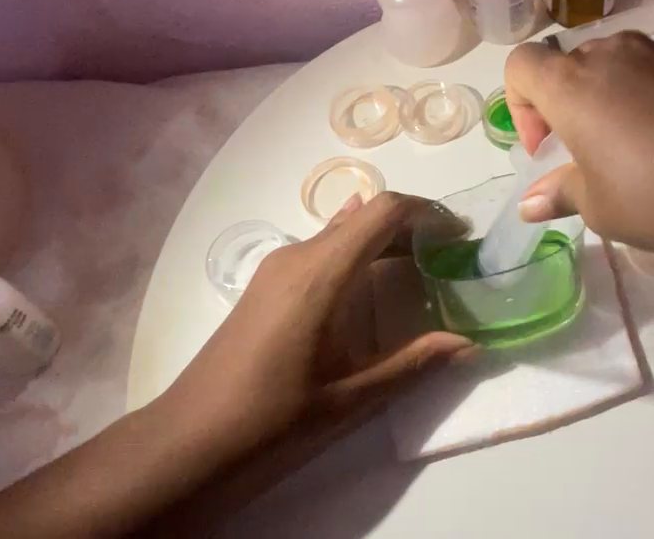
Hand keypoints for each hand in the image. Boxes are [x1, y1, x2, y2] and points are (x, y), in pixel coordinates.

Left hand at [156, 192, 472, 459]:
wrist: (186, 443)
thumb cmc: (271, 419)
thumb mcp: (351, 398)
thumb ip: (413, 364)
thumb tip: (468, 345)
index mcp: (321, 272)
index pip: (384, 211)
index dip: (426, 212)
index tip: (459, 233)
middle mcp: (299, 255)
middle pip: (366, 215)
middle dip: (412, 226)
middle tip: (449, 254)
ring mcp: (278, 266)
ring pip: (343, 230)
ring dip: (384, 239)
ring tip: (421, 265)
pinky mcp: (267, 283)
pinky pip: (323, 246)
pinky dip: (358, 250)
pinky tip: (372, 271)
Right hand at [502, 34, 653, 276]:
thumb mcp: (601, 207)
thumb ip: (560, 192)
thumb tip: (530, 203)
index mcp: (573, 83)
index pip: (521, 64)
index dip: (521, 104)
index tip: (547, 148)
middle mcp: (613, 54)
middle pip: (570, 64)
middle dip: (567, 103)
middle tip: (589, 153)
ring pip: (617, 64)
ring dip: (611, 97)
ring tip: (639, 150)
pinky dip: (653, 96)